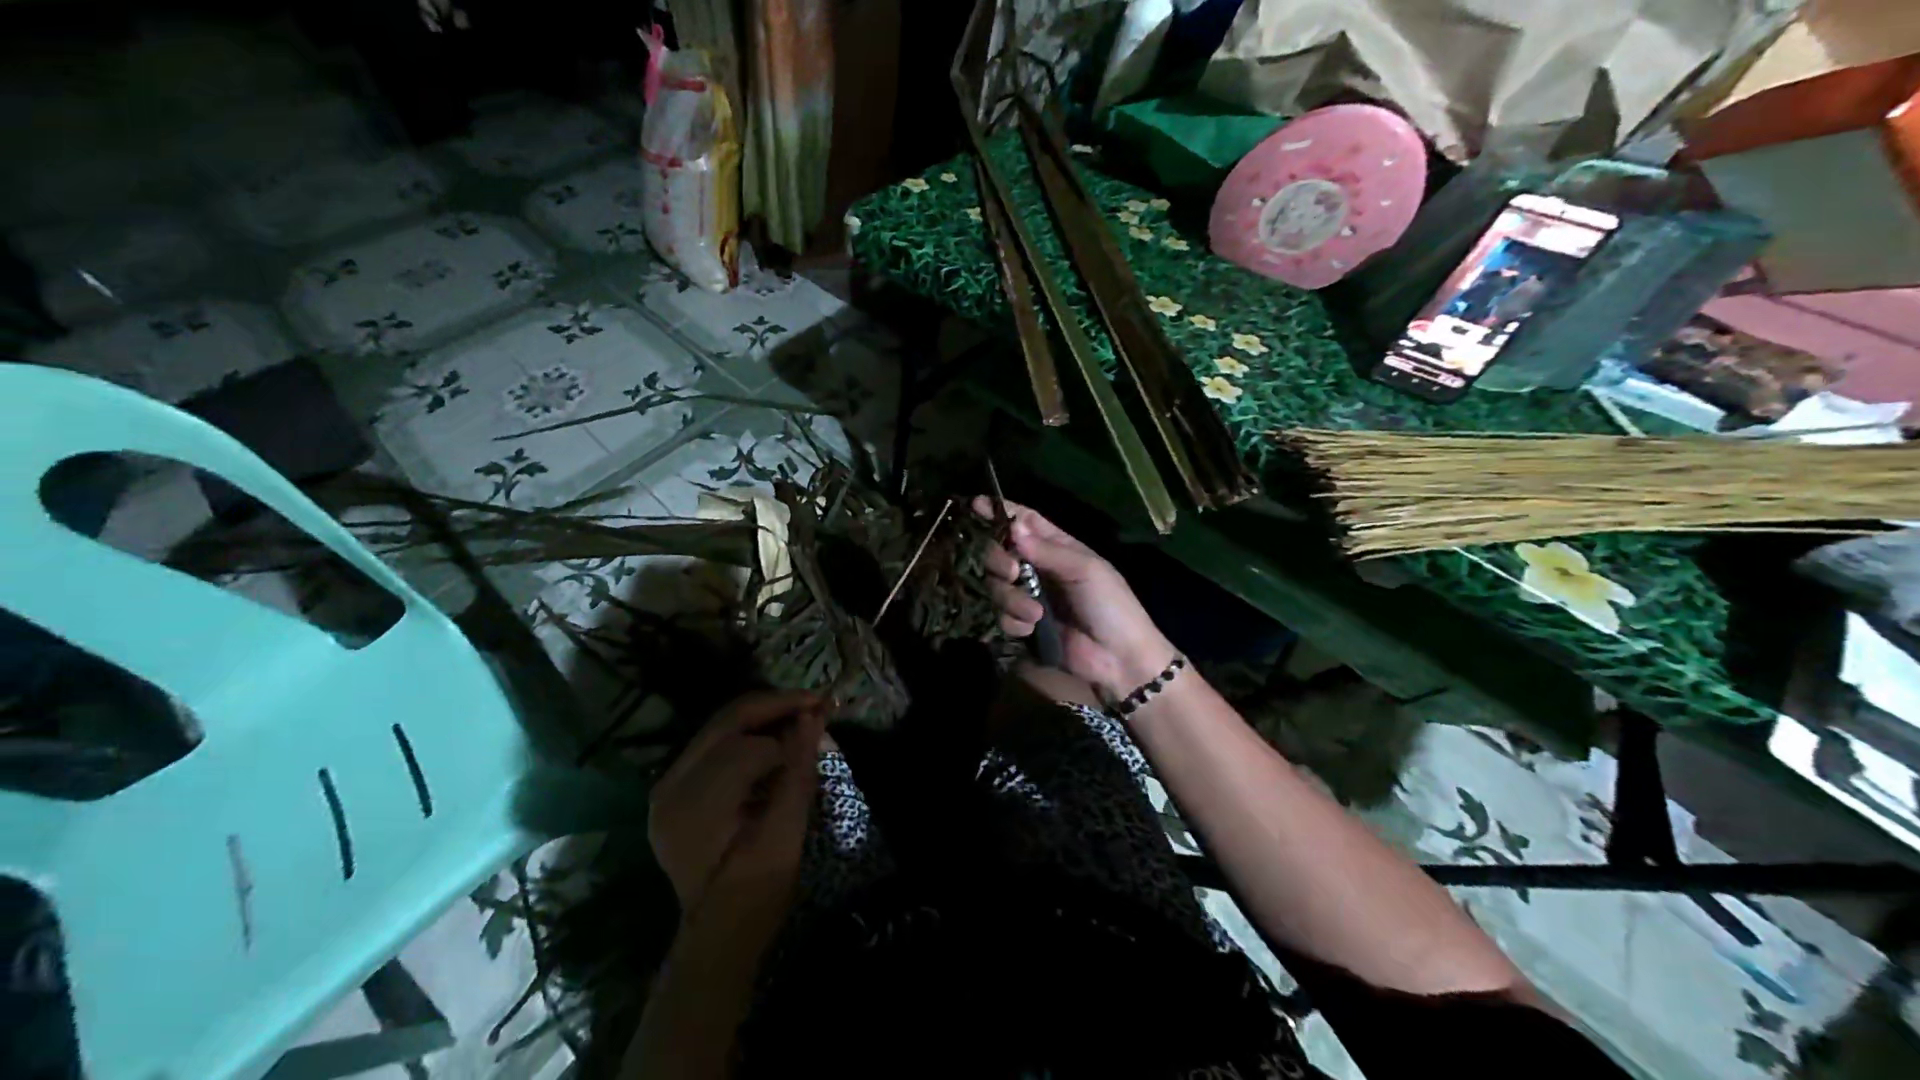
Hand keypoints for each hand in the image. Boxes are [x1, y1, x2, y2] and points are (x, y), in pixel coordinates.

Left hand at [648, 689, 826, 922]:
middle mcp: (669, 787)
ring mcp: (664, 788)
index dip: (790, 726)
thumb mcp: (786, 834)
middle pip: (725, 721)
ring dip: (761, 717)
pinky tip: (774, 738)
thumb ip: (798, 771)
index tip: (827, 714)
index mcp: (695, 805)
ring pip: (717, 728)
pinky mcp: (670, 792)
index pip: (748, 744)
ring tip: (801, 715)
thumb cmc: (757, 893)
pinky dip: (745, 735)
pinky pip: (710, 745)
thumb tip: (813, 717)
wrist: (719, 936)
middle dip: (774, 705)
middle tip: (817, 700)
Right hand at [974, 497, 1177, 701]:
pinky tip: (1033, 630)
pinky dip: (1014, 622)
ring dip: (1011, 599)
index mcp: (1058, 547)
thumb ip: (1046, 549)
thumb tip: (1013, 527)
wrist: (1118, 659)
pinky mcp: (1022, 625)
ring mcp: (1028, 597)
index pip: (1025, 521)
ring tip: (1036, 614)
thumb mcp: (1085, 570)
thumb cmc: (1110, 605)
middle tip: (1012, 573)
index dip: (1001, 512)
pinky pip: (1001, 616)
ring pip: (996, 586)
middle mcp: (1038, 568)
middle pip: (998, 552)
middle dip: (998, 560)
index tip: (976, 505)